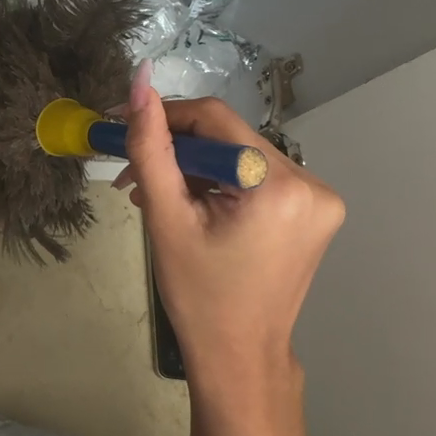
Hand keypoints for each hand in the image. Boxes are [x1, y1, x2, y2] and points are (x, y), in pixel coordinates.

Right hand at [123, 84, 343, 395]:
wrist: (239, 354)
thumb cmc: (198, 294)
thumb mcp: (165, 217)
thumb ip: (150, 146)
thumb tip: (139, 80)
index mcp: (278, 186)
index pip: (212, 118)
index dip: (162, 116)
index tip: (117, 127)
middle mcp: (311, 182)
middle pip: (226, 136)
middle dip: (173, 148)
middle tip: (129, 173)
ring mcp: (318, 197)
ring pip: (237, 153)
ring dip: (191, 165)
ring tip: (151, 193)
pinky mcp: (312, 209)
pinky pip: (253, 173)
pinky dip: (216, 180)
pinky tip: (187, 201)